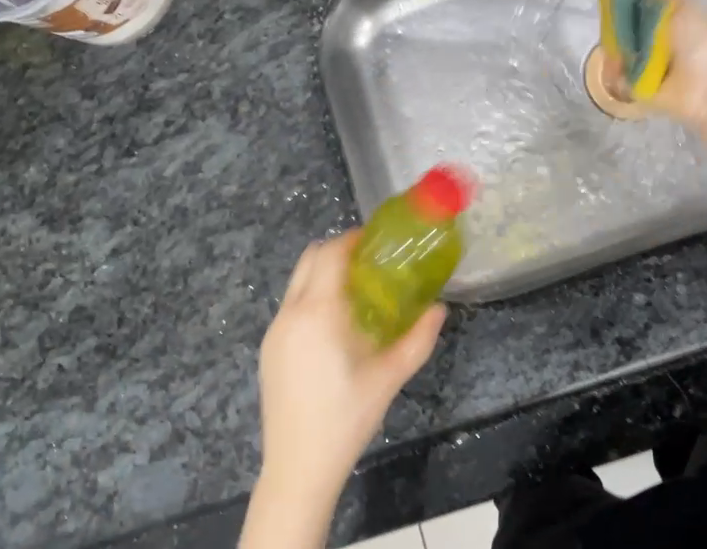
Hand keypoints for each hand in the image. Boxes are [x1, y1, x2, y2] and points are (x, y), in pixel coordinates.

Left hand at [257, 232, 446, 493]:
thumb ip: (419, 339)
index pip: (330, 253)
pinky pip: (290, 307)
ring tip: (356, 293)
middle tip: (369, 262)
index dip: (352, 239)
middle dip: (337, 252)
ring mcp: (274, 331)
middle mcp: (290, 312)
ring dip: (323, 274)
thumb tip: (439, 309)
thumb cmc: (347, 418)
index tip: (377, 241)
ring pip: (297, 283)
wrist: (298, 467)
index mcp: (318, 312)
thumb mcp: (390, 377)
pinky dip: (311, 298)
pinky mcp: (268, 350)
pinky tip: (334, 326)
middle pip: (309, 259)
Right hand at [606, 0, 706, 130]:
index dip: (626, 2)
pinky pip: (618, 76)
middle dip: (615, 27)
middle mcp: (655, 43)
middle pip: (624, 30)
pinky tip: (621, 67)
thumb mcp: (688, 10)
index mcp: (669, 23)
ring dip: (615, 50)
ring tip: (621, 51)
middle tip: (614, 28)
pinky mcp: (637, 87)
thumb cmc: (701, 44)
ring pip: (618, 51)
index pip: (639, 8)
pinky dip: (615, 72)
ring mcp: (645, 66)